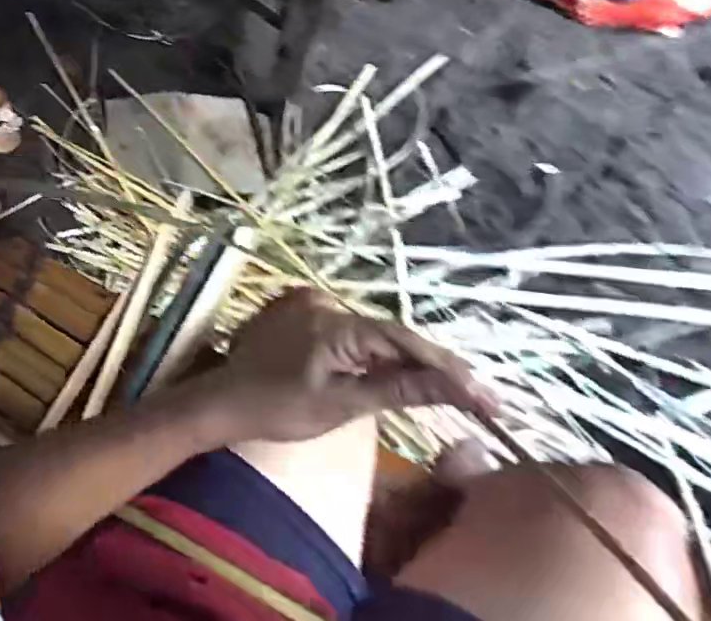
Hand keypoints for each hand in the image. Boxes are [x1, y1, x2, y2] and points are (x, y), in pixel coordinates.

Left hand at [197, 289, 496, 443]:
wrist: (225, 400)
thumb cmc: (279, 408)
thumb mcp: (343, 404)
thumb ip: (398, 388)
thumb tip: (457, 386)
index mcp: (332, 322)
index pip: (400, 339)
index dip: (444, 366)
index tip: (486, 394)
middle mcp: (321, 301)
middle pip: (386, 333)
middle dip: (427, 363)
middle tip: (475, 395)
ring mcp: (306, 302)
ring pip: (367, 331)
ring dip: (399, 357)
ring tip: (443, 386)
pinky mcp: (297, 310)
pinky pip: (344, 328)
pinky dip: (368, 350)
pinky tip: (392, 369)